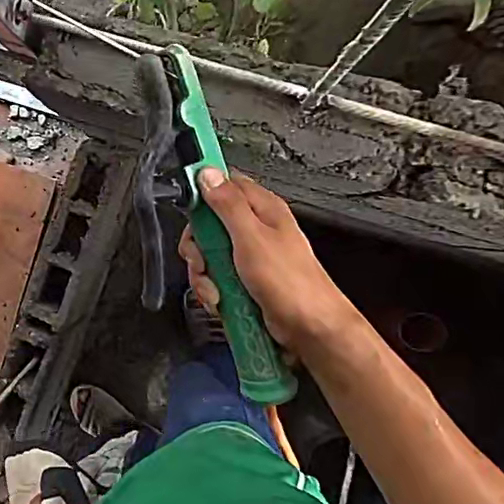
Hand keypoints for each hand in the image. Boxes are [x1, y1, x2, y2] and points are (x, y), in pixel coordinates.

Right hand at [179, 168, 363, 354]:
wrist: (310, 329)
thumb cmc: (292, 284)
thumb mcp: (252, 237)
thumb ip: (228, 205)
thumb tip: (208, 174)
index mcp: (262, 208)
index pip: (223, 184)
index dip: (202, 194)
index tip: (193, 215)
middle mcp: (255, 228)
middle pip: (208, 224)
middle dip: (199, 247)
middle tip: (204, 261)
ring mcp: (249, 255)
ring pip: (208, 254)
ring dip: (204, 275)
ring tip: (217, 289)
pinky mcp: (244, 279)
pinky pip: (216, 277)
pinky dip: (213, 290)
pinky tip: (221, 300)